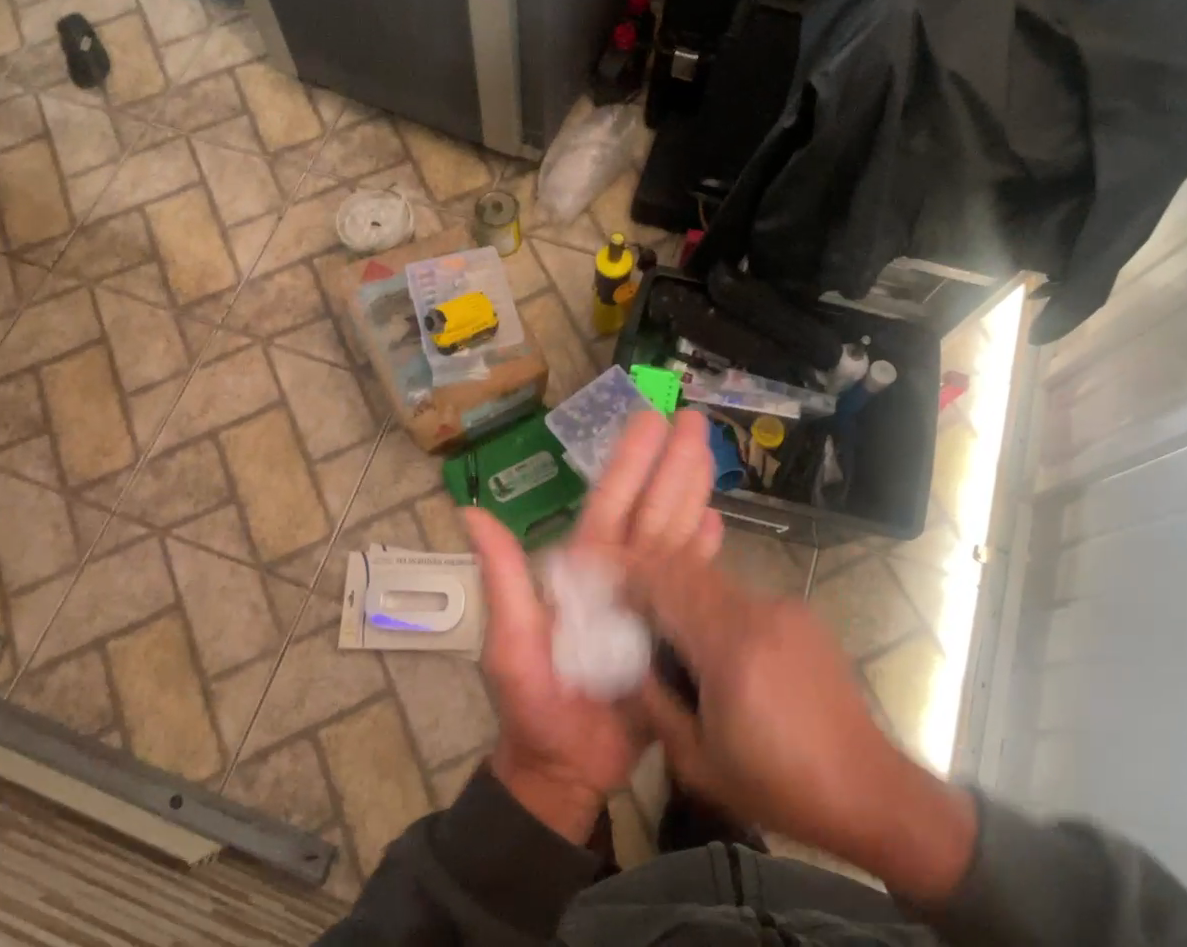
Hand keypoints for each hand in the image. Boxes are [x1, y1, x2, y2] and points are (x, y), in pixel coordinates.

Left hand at [467, 409, 722, 840]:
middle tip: (696, 419)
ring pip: (673, 537)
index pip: (610, 503)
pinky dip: (703, 554)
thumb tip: (470, 510)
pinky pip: (690, 584)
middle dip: (671, 465)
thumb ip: (502, 576)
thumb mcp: (510, 640)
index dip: (632, 461)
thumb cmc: (534, 704)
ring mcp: (646, 601)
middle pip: (649, 510)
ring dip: (692, 496)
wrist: (566, 767)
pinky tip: (716, 524)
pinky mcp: (670, 632)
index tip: (653, 420)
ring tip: (712, 456)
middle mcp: (616, 575)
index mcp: (580, 569)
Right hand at [632, 555, 978, 902]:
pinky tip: (709, 645)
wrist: (869, 791)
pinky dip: (712, 608)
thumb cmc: (778, 787)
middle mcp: (760, 613)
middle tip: (622, 604)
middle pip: (687, 572)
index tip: (597, 586)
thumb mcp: (696, 761)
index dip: (625, 577)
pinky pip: (742, 598)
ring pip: (714, 582)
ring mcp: (786, 610)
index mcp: (732, 648)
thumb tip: (622, 661)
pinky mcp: (802, 617)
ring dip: (681, 593)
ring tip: (662, 628)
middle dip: (649, 580)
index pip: (664, 583)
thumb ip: (653, 702)